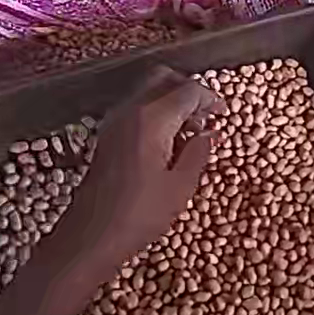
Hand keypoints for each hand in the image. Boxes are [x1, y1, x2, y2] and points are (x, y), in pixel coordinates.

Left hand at [59, 66, 225, 267]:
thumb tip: (209, 133)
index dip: (211, 99)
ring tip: (191, 130)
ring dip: (172, 100)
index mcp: (152, 119)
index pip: (188, 90)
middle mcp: (130, 111)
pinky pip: (136, 107)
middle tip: (207, 114)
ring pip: (148, 90)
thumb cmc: (140, 215)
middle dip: (189, 89)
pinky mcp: (108, 135)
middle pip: (163, 78)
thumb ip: (198, 152)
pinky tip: (169, 140)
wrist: (91, 236)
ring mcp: (114, 121)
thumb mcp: (181, 186)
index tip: (223, 115)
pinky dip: (157, 112)